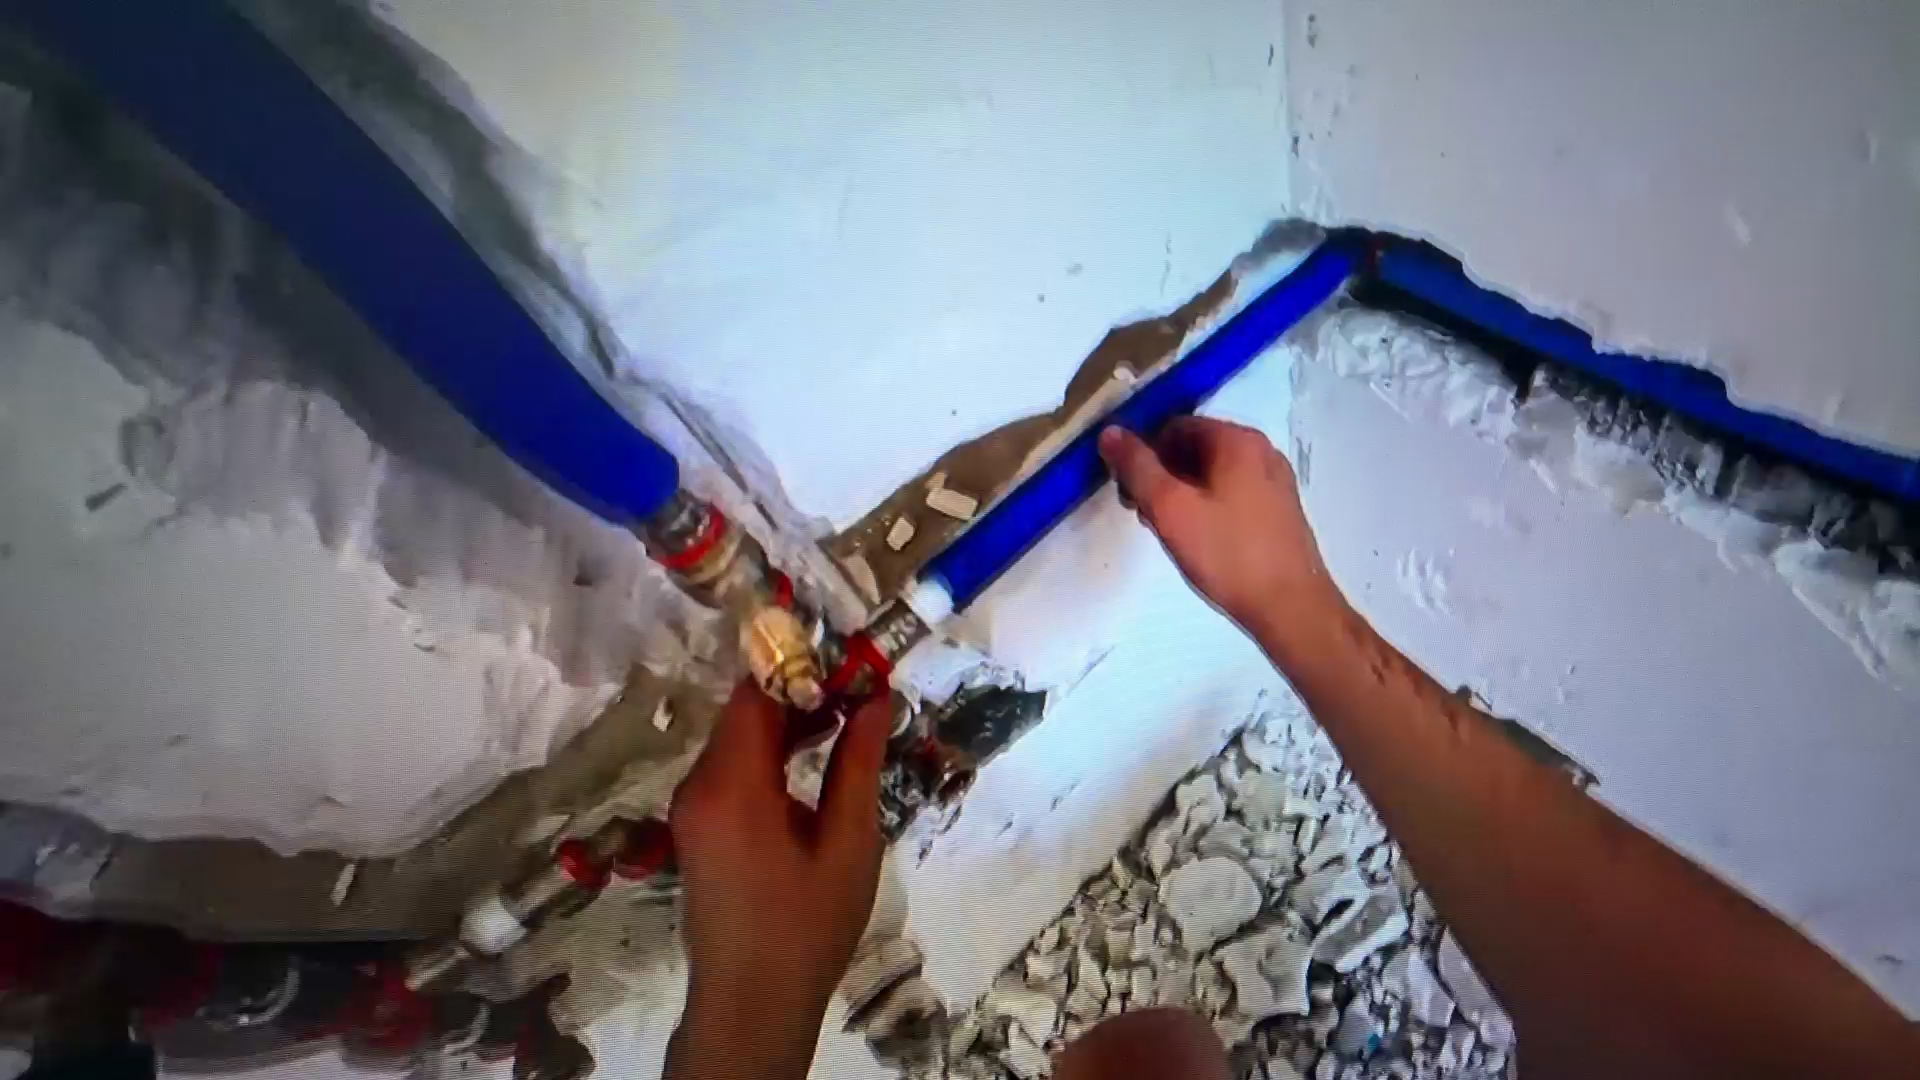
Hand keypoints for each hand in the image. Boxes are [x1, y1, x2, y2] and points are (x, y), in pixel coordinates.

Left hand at [665, 681, 891, 1079]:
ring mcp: (692, 805)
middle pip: (745, 710)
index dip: (799, 664)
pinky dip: (771, 748)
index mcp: (732, 787)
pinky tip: (812, 753)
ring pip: (739, 735)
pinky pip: (733, 763)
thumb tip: (876, 697)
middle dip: (799, 688)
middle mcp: (699, 785)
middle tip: (858, 684)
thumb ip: (859, 762)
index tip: (849, 657)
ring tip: (846, 713)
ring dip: (788, 717)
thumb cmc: (808, 926)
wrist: (752, 1003)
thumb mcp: (849, 842)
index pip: (755, 694)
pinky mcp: (698, 822)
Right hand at [1098, 417, 1344, 645]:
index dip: (1142, 454)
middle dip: (1159, 474)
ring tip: (1167, 530)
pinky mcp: (1277, 508)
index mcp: (1237, 440)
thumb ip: (1137, 467)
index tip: (1128, 490)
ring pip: (1209, 472)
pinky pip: (1229, 492)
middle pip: (1192, 447)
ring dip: (1179, 492)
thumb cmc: (1227, 554)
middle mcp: (1260, 450)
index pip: (1174, 426)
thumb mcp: (1170, 508)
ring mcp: (1272, 480)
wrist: (1289, 607)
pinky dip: (1204, 505)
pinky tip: (1196, 538)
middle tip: (1144, 513)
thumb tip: (1110, 432)